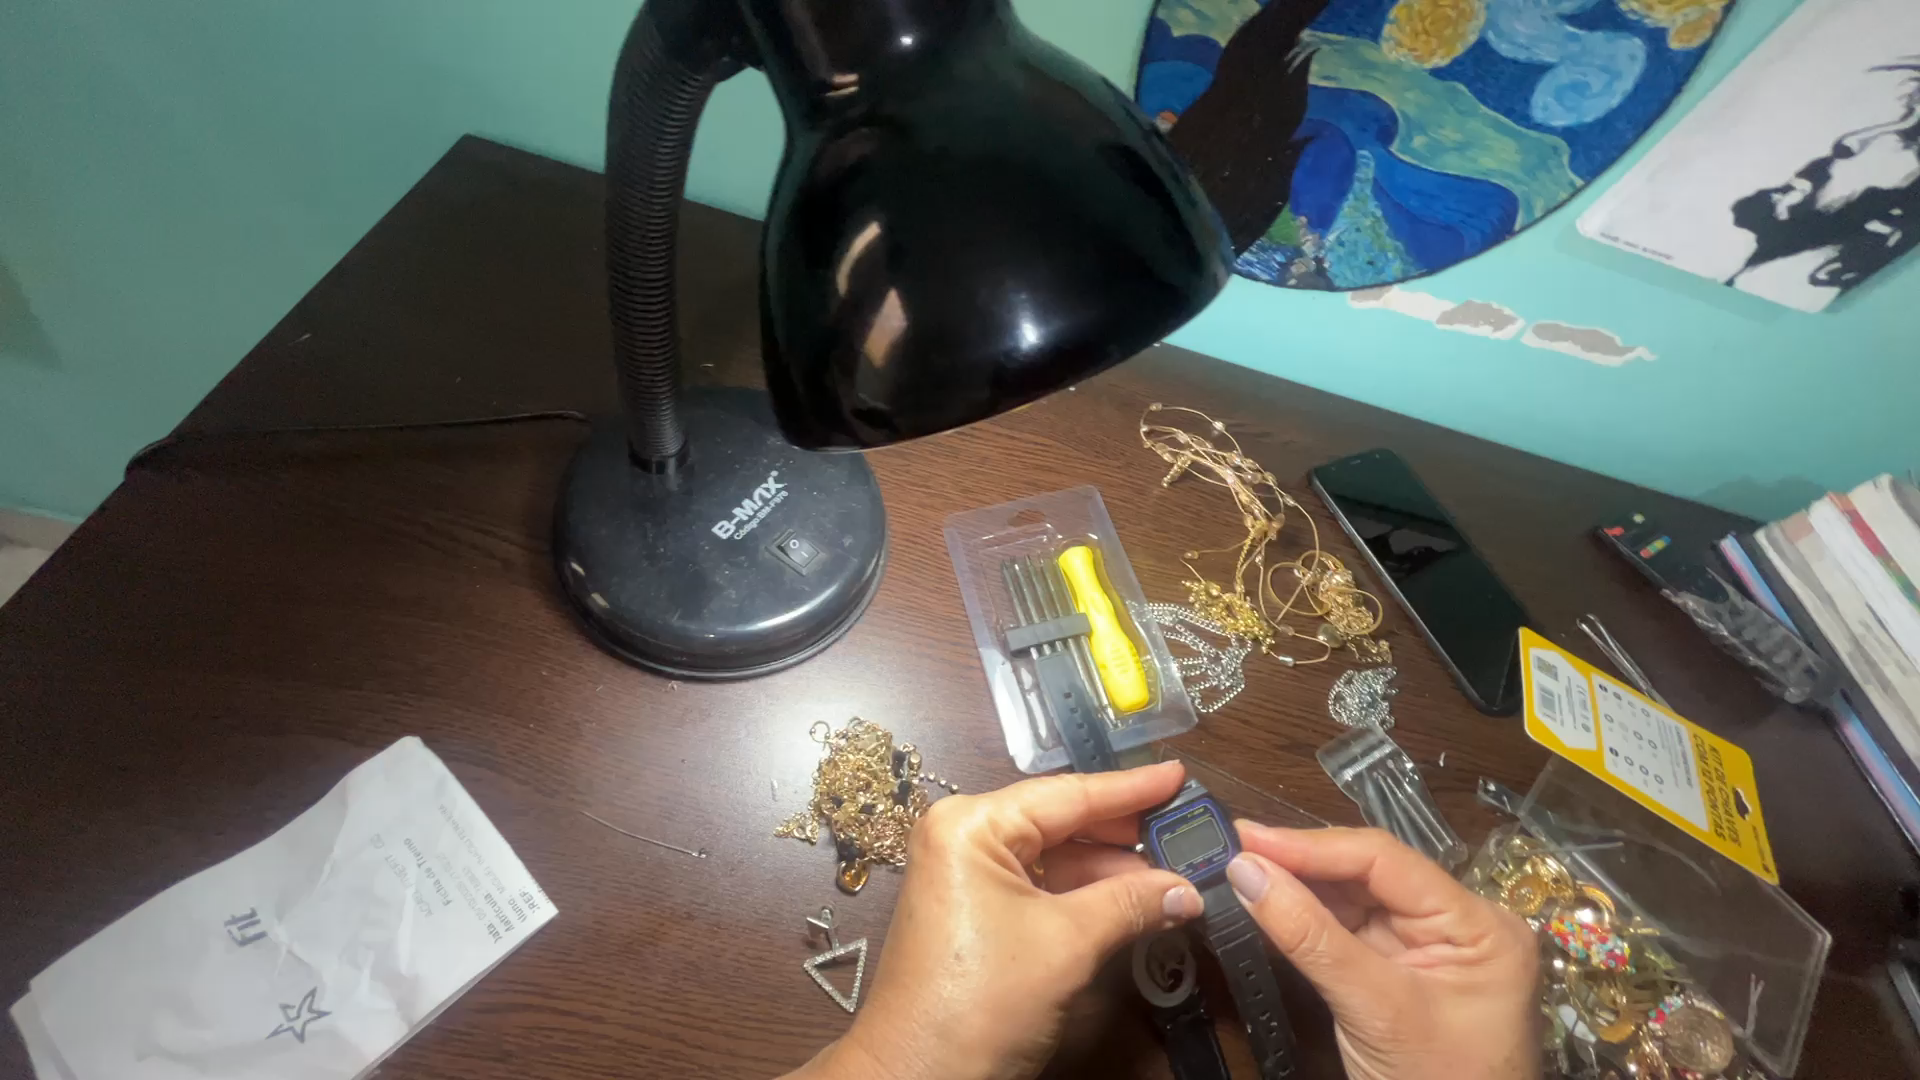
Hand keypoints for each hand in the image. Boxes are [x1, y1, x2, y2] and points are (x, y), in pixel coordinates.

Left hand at [790, 762, 1203, 1079]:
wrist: (915, 1078)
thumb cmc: (981, 1000)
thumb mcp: (1065, 945)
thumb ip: (1129, 904)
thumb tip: (1187, 889)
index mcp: (973, 822)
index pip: (1065, 794)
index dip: (1128, 787)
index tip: (1177, 774)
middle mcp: (965, 831)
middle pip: (1059, 820)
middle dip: (1123, 831)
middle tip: (1183, 827)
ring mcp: (966, 868)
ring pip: (1052, 854)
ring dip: (1109, 868)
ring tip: (1171, 869)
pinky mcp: (974, 903)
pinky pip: (1038, 883)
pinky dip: (1083, 891)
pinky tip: (1131, 897)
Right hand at [1226, 823, 1539, 1079]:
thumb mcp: (1377, 1012)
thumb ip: (1309, 936)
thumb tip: (1243, 870)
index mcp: (1476, 922)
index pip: (1383, 860)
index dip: (1310, 845)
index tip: (1247, 837)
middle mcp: (1449, 918)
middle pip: (1361, 869)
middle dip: (1296, 859)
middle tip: (1232, 845)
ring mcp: (1418, 940)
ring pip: (1344, 890)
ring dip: (1291, 880)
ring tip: (1238, 865)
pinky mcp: (1388, 961)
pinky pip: (1337, 921)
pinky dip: (1297, 911)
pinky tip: (1262, 897)